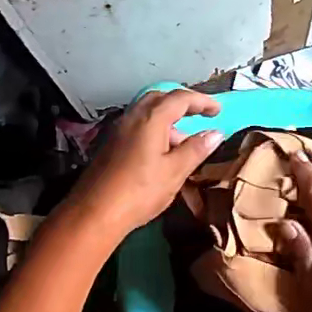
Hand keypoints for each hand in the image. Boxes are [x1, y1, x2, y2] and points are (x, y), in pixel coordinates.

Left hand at [63, 89, 223, 239]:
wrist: (95, 212)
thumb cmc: (139, 191)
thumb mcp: (175, 171)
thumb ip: (196, 150)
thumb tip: (215, 134)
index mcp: (151, 119)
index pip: (180, 98)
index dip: (202, 101)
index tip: (217, 110)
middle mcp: (132, 117)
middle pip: (160, 99)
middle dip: (181, 105)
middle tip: (199, 118)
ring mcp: (118, 131)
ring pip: (146, 114)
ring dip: (167, 121)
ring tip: (183, 145)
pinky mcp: (110, 145)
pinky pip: (136, 127)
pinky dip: (153, 131)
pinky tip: (160, 155)